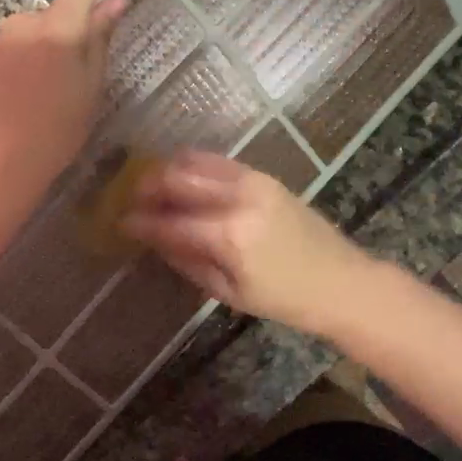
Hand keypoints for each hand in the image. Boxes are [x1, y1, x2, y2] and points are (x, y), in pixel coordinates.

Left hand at [0, 0, 127, 192]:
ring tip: (30, 96)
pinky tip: (7, 100)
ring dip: (30, 52)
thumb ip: (100, 39)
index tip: (96, 14)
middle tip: (61, 81)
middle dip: (58, 35)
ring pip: (22, 33)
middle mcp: (23, 22)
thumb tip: (115, 1)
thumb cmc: (56, 134)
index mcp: (61, 28)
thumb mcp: (91, 90)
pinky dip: (7, 67)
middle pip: (51, 12)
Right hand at [121, 150, 378, 333]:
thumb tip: (155, 239)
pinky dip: (193, 166)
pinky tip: (182, 180)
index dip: (140, 222)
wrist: (341, 282)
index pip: (169, 221)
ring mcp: (254, 181)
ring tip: (152, 186)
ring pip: (195, 161)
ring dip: (168, 171)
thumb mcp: (227, 291)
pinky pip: (218, 162)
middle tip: (131, 199)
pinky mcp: (264, 176)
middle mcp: (238, 199)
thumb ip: (187, 260)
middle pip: (177, 178)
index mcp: (229, 234)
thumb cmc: (283, 299)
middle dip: (148, 187)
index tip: (120, 223)